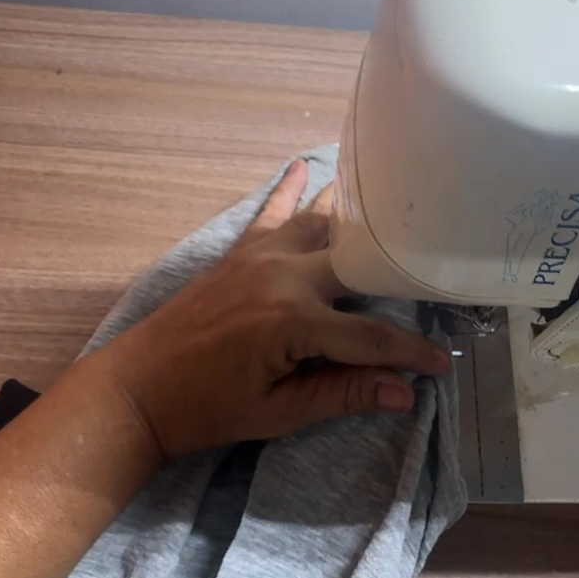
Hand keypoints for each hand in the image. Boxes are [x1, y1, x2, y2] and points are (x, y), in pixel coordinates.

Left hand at [86, 159, 450, 460]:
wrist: (136, 390)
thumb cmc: (205, 409)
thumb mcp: (279, 412)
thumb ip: (343, 393)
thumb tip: (404, 393)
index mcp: (294, 320)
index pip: (370, 336)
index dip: (410, 352)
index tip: (442, 362)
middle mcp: (282, 275)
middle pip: (357, 266)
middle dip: (396, 276)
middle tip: (429, 283)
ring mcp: (258, 256)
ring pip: (320, 226)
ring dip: (356, 222)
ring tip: (393, 211)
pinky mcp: (238, 253)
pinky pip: (271, 213)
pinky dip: (290, 191)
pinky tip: (304, 165)